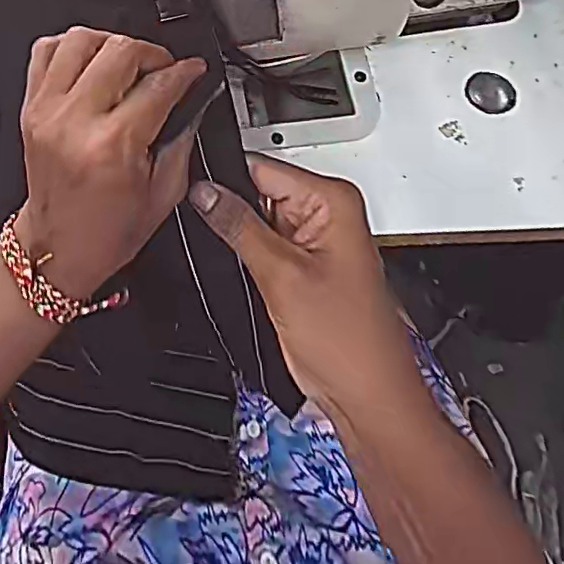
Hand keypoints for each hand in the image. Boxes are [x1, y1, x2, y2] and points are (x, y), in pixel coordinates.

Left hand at [16, 27, 207, 298]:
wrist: (59, 248)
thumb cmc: (106, 230)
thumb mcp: (164, 192)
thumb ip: (183, 138)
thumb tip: (193, 99)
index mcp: (112, 146)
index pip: (159, 84)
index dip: (186, 72)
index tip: (194, 71)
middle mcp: (75, 122)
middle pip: (120, 50)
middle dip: (153, 53)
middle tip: (165, 68)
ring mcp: (48, 111)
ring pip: (81, 40)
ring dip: (112, 43)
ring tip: (128, 62)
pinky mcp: (31, 108)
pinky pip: (46, 51)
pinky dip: (72, 47)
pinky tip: (91, 62)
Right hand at [189, 156, 419, 414]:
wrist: (368, 397)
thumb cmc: (348, 342)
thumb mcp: (282, 275)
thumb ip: (239, 226)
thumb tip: (205, 192)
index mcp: (333, 199)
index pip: (264, 167)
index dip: (225, 179)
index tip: (196, 192)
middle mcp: (328, 210)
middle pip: (260, 189)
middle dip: (233, 209)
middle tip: (217, 235)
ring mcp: (317, 236)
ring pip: (259, 217)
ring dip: (242, 236)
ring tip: (244, 265)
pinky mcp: (306, 260)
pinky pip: (267, 241)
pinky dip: (251, 254)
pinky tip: (249, 273)